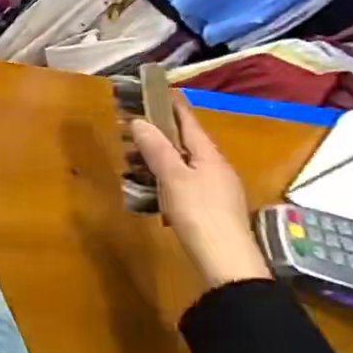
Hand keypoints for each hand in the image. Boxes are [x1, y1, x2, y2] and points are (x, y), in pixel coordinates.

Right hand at [130, 95, 270, 289]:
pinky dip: (162, 178)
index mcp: (209, 155)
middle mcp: (215, 167)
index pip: (188, 122)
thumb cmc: (198, 212)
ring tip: (130, 161)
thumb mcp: (173, 177)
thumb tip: (139, 121)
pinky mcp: (208, 208)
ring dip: (156, 158)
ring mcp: (214, 188)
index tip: (157, 90)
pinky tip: (148, 189)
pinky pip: (182, 182)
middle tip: (127, 129)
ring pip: (181, 164)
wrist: (226, 262)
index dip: (172, 105)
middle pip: (183, 143)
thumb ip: (156, 149)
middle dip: (156, 134)